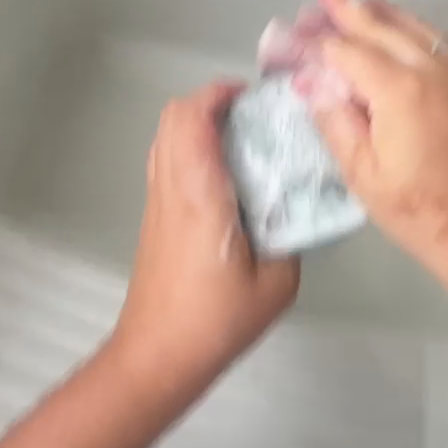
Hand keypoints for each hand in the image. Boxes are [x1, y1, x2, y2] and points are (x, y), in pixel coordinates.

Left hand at [108, 82, 299, 392]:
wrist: (157, 354)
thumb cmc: (216, 318)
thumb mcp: (277, 282)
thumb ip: (289, 234)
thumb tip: (293, 204)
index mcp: (199, 190)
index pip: (192, 117)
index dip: (218, 93)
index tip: (252, 96)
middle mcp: (171, 184)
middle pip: (172, 114)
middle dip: (209, 100)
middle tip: (250, 114)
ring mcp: (157, 198)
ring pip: (164, 134)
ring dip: (196, 121)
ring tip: (239, 137)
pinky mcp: (154, 214)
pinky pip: (165, 158)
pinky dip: (188, 144)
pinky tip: (222, 174)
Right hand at [306, 0, 447, 301]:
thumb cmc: (431, 217)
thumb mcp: (367, 177)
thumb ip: (336, 123)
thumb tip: (312, 85)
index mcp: (400, 89)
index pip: (347, 50)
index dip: (316, 42)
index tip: (294, 33)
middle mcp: (434, 69)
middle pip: (382, 25)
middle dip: (348, 8)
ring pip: (416, 27)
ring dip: (382, 13)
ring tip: (357, 3)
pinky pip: (440, 42)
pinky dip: (413, 29)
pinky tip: (403, 33)